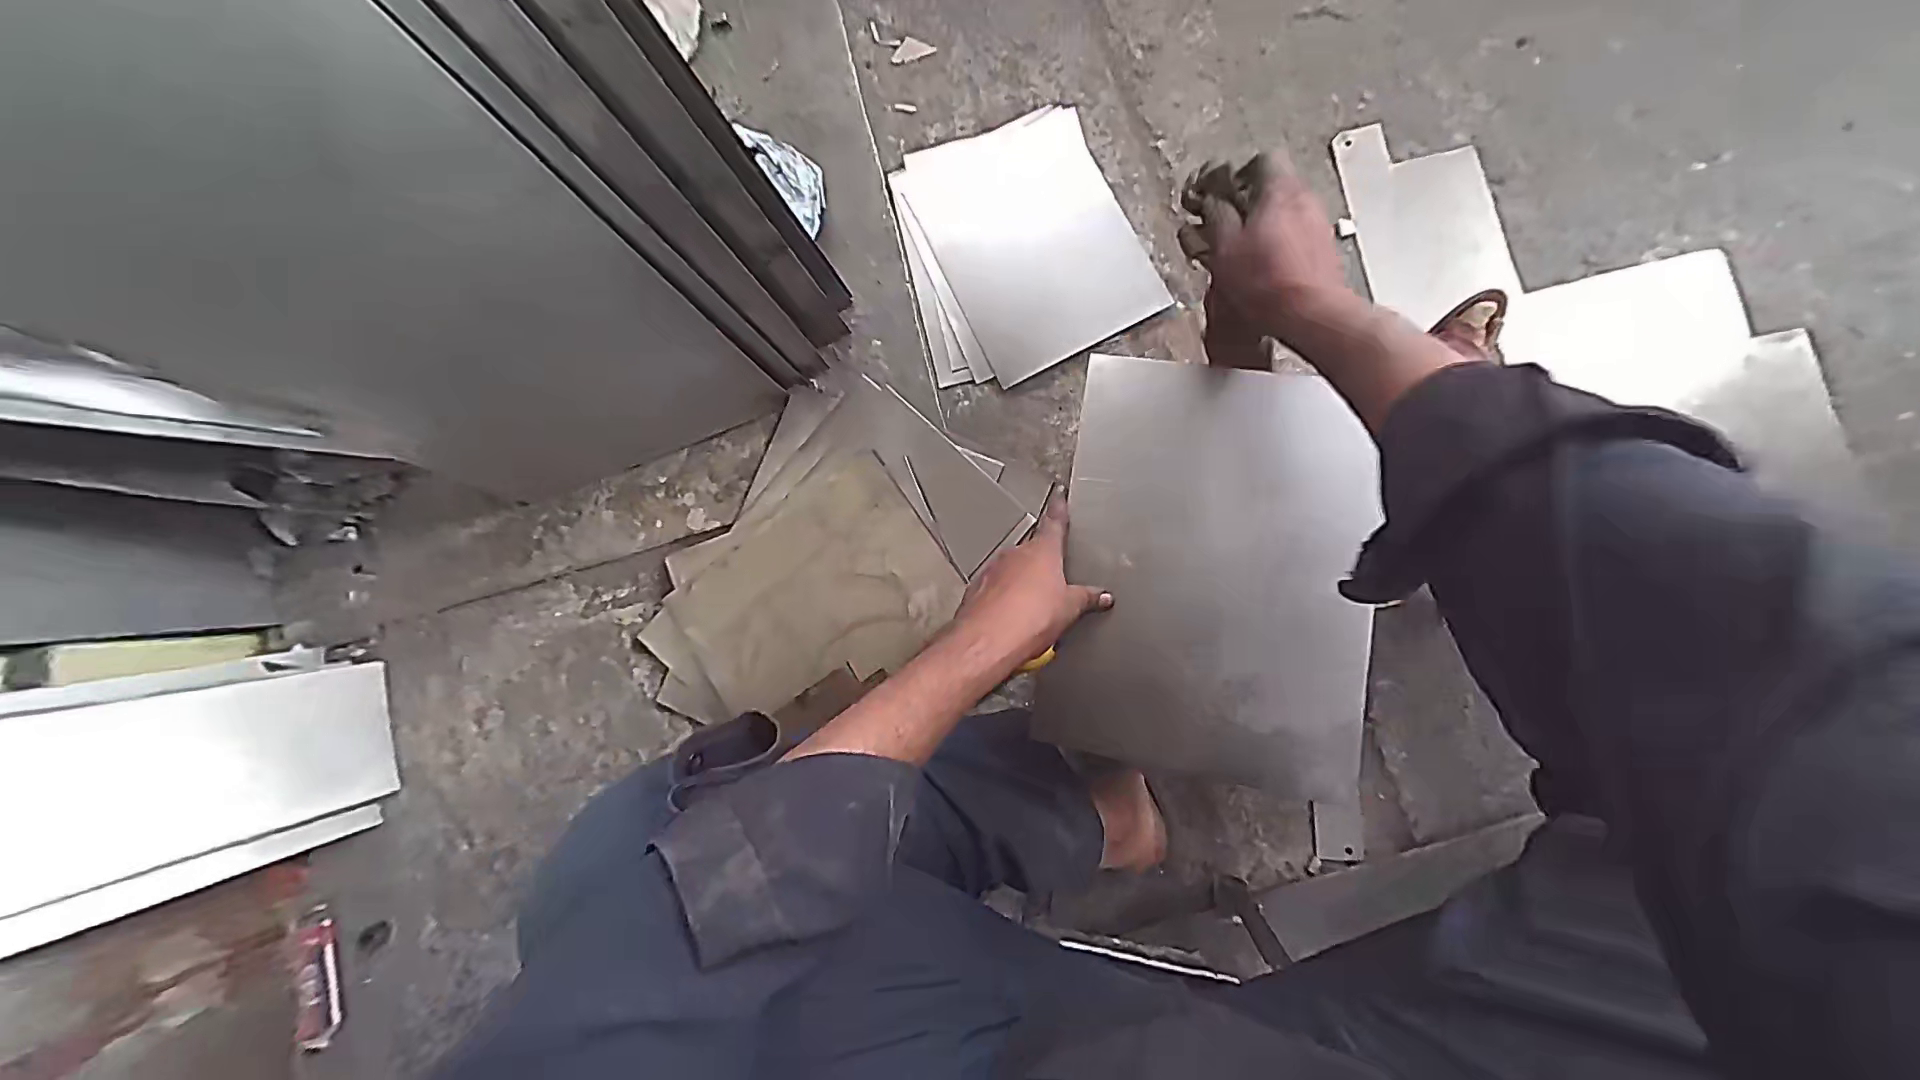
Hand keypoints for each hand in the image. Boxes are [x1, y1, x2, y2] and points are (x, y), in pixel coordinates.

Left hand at [951, 489, 1112, 666]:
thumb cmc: (1027, 620)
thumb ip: (1088, 598)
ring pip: (1012, 572)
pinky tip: (1012, 620)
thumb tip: (1101, 596)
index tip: (1058, 496)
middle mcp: (1014, 554)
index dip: (1058, 509)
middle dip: (1043, 567)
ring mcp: (992, 571)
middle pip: (1033, 552)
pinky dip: (1004, 601)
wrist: (987, 641)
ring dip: (1022, 586)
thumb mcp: (1070, 608)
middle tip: (1054, 586)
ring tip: (1033, 613)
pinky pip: (995, 591)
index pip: (1054, 522)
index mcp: (1041, 551)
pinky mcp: (976, 591)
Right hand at [1178, 153, 1350, 335]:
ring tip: (1240, 251)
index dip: (1234, 177)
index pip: (1260, 161)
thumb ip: (1215, 216)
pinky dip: (1276, 244)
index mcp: (1279, 191)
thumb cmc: (1268, 282)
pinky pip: (1294, 235)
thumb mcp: (1225, 246)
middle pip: (1271, 188)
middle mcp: (1303, 200)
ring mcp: (1316, 224)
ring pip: (1283, 212)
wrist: (1307, 312)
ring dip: (1260, 226)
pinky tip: (1262, 267)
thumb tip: (1210, 203)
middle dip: (1244, 205)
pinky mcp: (1321, 248)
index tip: (1218, 195)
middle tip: (1223, 226)